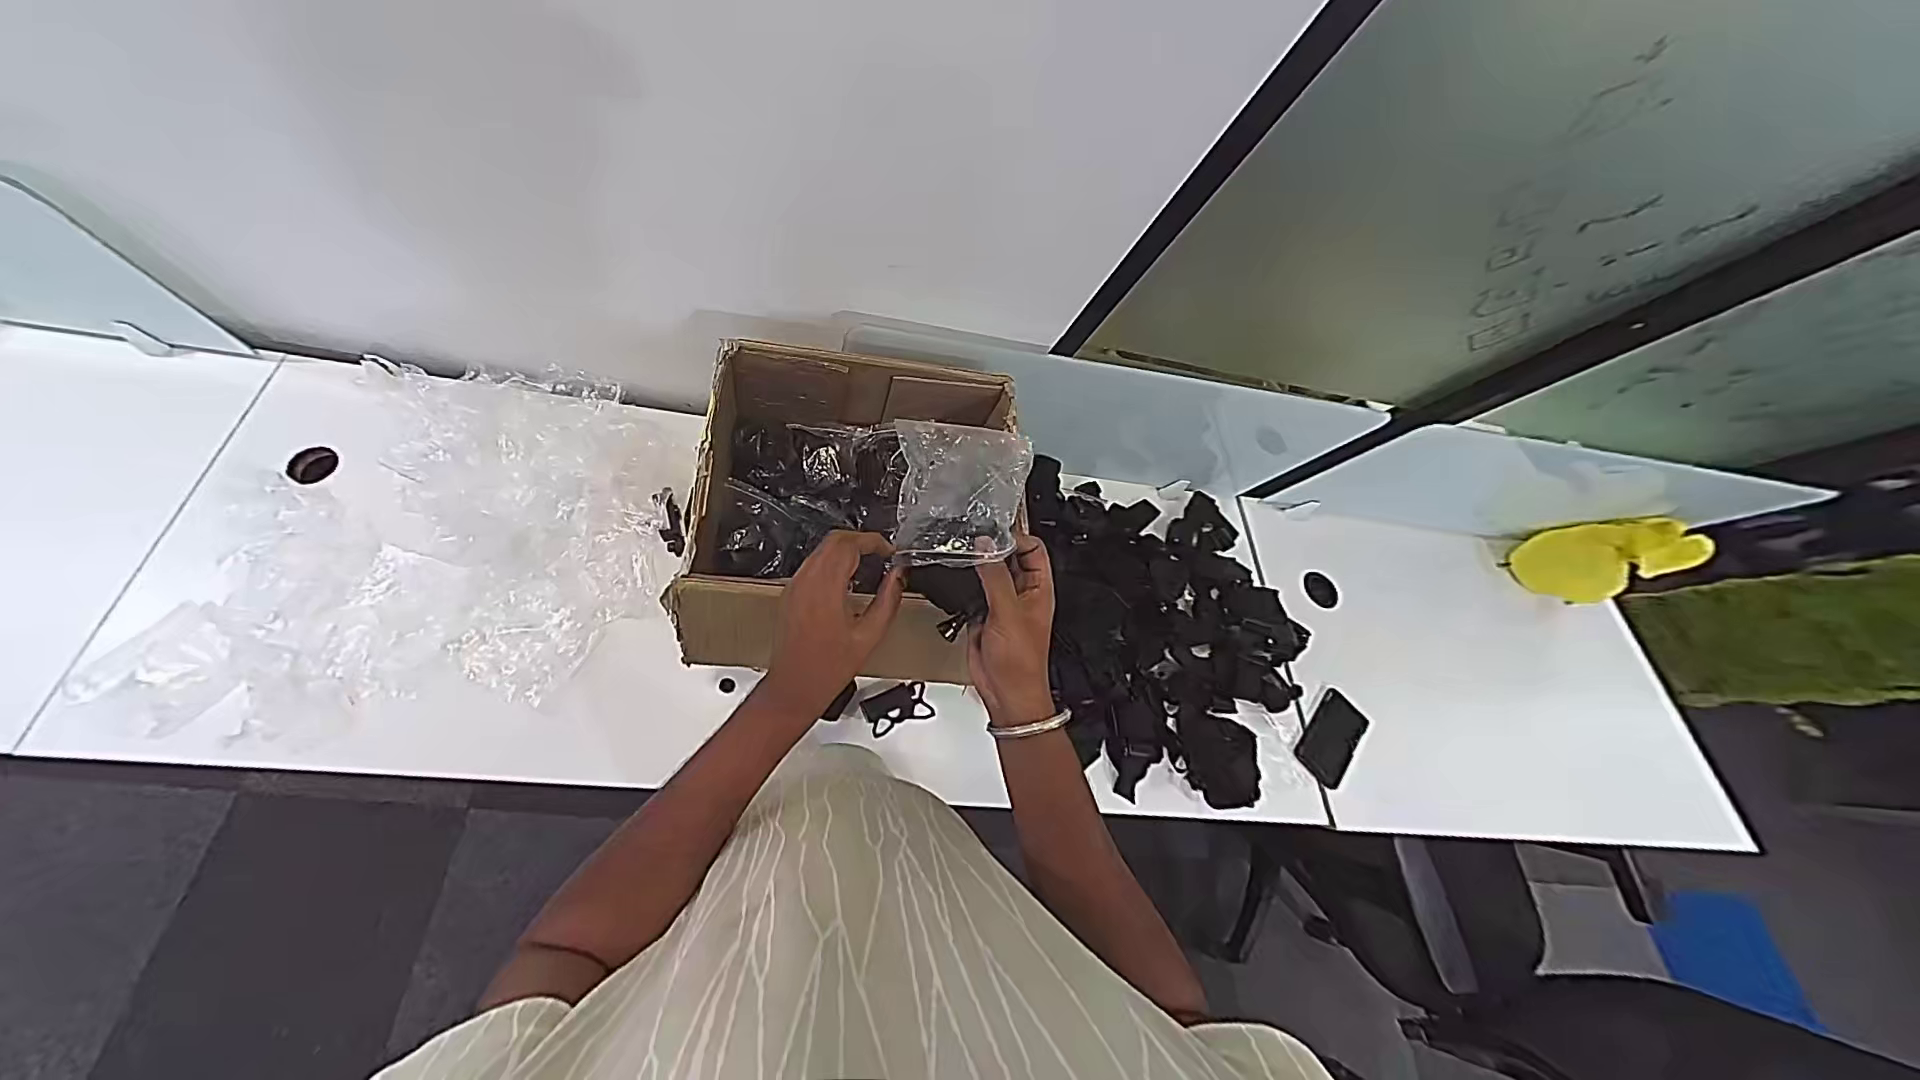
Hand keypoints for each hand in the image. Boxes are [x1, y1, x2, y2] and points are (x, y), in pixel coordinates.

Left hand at [761, 531, 905, 716]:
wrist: (795, 687)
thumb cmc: (826, 669)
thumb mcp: (869, 635)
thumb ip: (888, 600)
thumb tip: (898, 577)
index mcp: (825, 590)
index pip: (848, 545)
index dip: (872, 541)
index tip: (888, 549)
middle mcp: (805, 583)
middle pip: (833, 541)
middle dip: (860, 540)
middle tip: (881, 552)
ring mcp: (794, 587)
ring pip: (821, 550)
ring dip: (845, 550)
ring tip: (868, 564)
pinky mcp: (790, 594)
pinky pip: (812, 565)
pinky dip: (832, 563)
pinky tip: (847, 580)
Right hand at [968, 533, 1055, 725]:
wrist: (1005, 693)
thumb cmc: (1022, 663)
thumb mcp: (1008, 612)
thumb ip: (995, 577)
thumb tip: (986, 547)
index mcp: (1039, 589)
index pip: (1033, 549)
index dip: (1016, 536)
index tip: (994, 531)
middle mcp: (1021, 593)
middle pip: (1009, 557)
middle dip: (993, 546)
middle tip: (974, 537)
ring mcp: (1001, 603)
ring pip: (989, 573)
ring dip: (977, 564)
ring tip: (963, 551)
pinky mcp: (982, 614)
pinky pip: (973, 590)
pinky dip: (965, 582)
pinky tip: (956, 574)